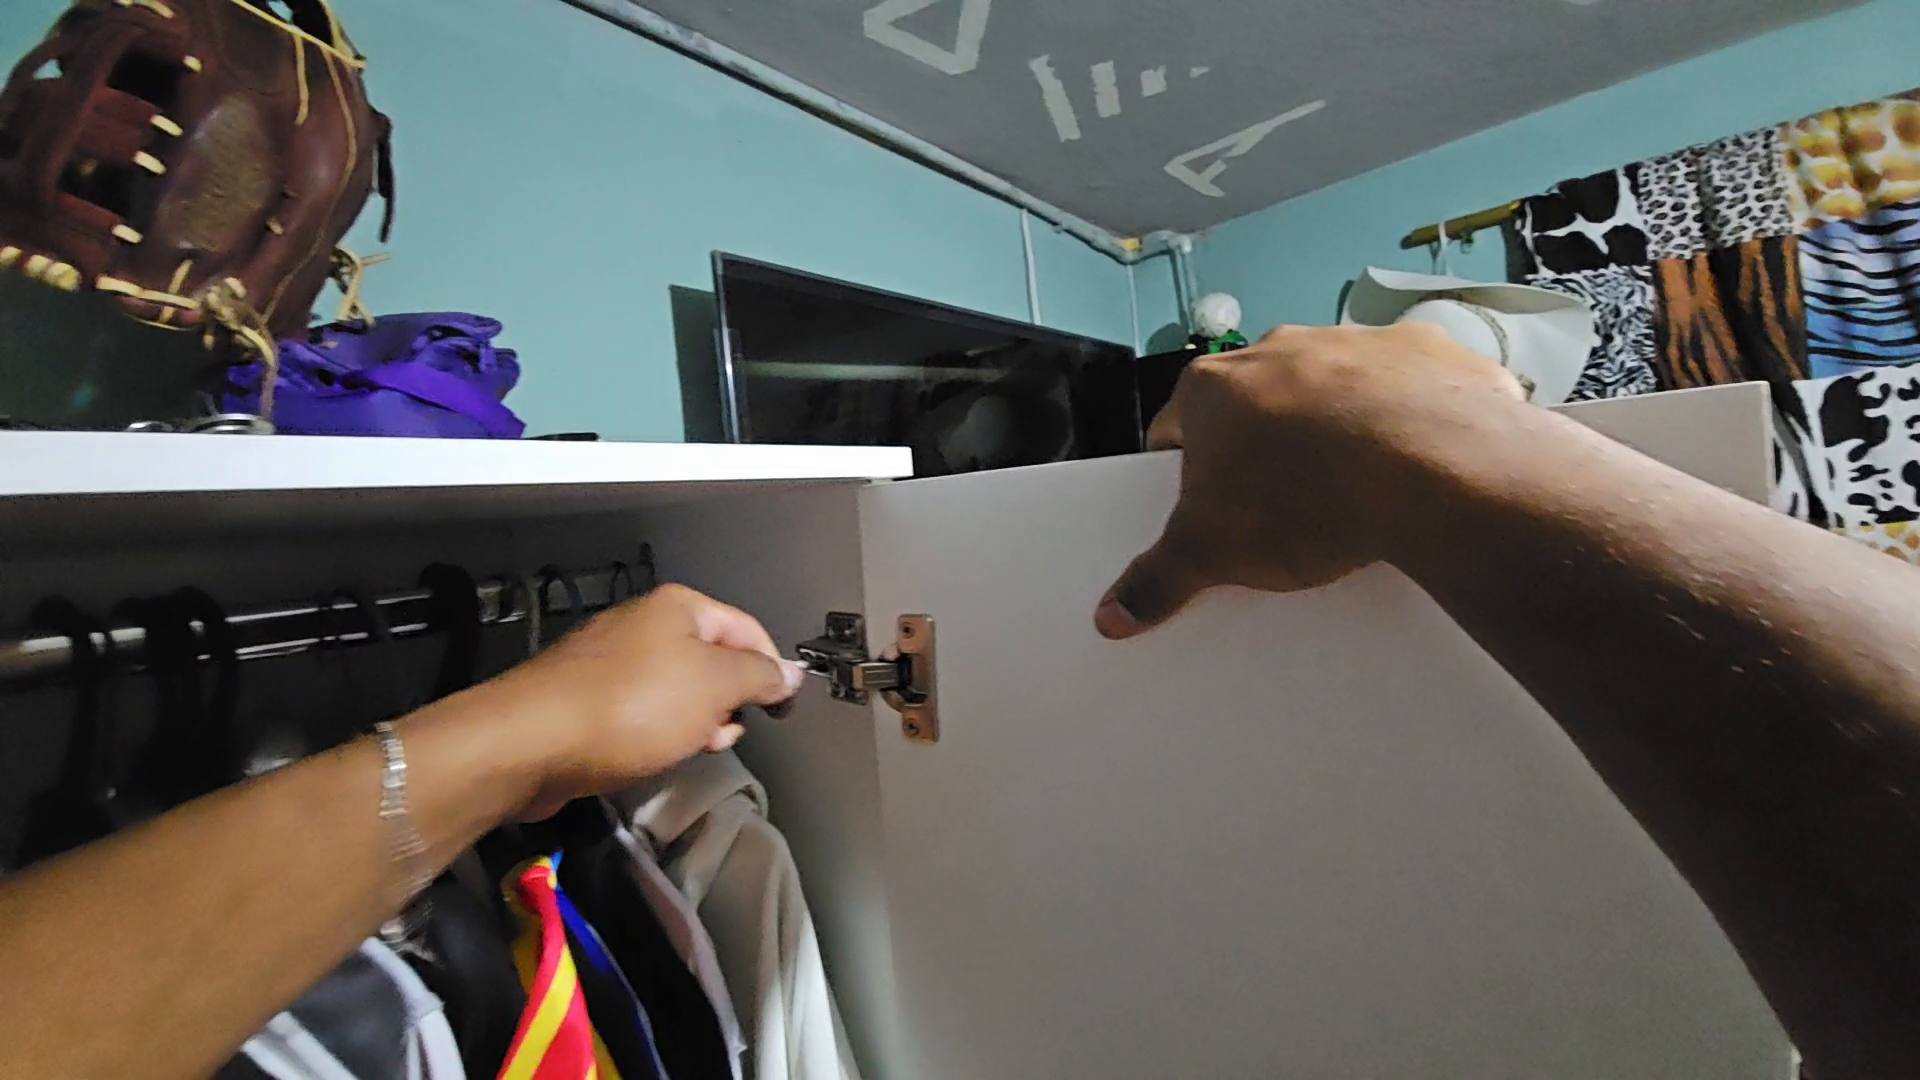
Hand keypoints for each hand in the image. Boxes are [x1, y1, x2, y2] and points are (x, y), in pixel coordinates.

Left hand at [486, 584, 804, 818]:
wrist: (526, 745)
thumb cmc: (632, 707)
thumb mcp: (717, 686)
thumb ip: (762, 675)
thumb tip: (792, 672)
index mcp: (680, 607)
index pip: (749, 631)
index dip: (771, 669)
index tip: (780, 708)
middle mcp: (645, 623)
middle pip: (712, 660)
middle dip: (727, 701)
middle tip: (725, 731)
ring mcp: (611, 658)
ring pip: (677, 689)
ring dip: (694, 721)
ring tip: (689, 746)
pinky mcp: (586, 695)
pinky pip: (641, 709)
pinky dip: (657, 729)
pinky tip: (653, 753)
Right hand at [1095, 323, 1525, 638]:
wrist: (1438, 477)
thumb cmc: (1301, 506)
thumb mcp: (1211, 554)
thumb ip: (1155, 581)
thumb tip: (1109, 619)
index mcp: (1211, 389)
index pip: (1172, 428)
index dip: (1183, 469)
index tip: (1207, 501)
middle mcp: (1275, 347)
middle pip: (1249, 402)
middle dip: (1256, 442)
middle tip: (1278, 498)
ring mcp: (1353, 340)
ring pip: (1323, 384)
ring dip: (1326, 421)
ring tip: (1348, 479)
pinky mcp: (1426, 348)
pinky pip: (1399, 380)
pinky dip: (1397, 410)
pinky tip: (1409, 456)